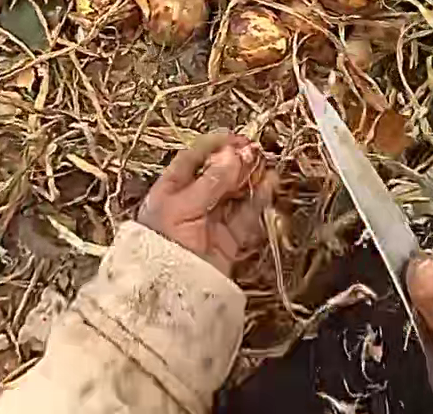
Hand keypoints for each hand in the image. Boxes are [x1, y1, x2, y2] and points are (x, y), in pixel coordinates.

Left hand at [138, 132, 272, 275]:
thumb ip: (212, 181)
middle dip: (236, 160)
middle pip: (217, 174)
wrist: (169, 295)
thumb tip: (235, 154)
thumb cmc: (165, 244)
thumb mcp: (183, 206)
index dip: (215, 145)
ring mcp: (210, 221)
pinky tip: (268, 185)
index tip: (236, 136)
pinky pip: (245, 216)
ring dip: (249, 177)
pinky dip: (257, 200)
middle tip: (256, 149)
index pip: (194, 157)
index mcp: (172, 187)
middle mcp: (191, 201)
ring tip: (265, 163)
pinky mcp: (227, 241)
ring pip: (233, 193)